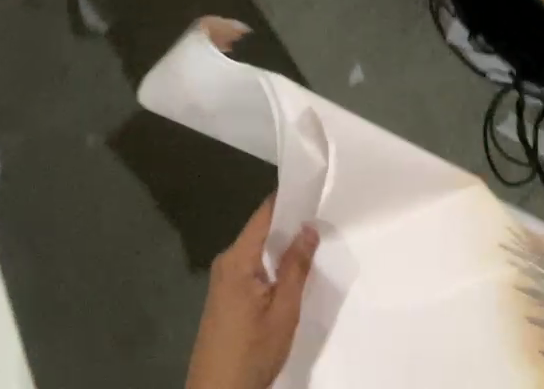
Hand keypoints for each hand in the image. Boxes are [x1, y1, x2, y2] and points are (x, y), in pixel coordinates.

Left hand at [186, 196, 320, 388]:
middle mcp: (226, 262)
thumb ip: (296, 267)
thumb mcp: (282, 311)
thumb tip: (308, 228)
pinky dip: (270, 264)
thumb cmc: (251, 352)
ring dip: (281, 247)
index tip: (312, 191)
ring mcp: (223, 279)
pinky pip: (250, 267)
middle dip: (289, 225)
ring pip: (256, 250)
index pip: (264, 215)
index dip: (287, 201)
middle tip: (320, 219)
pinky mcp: (224, 296)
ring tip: (311, 242)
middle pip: (260, 231)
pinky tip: (290, 272)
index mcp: (237, 259)